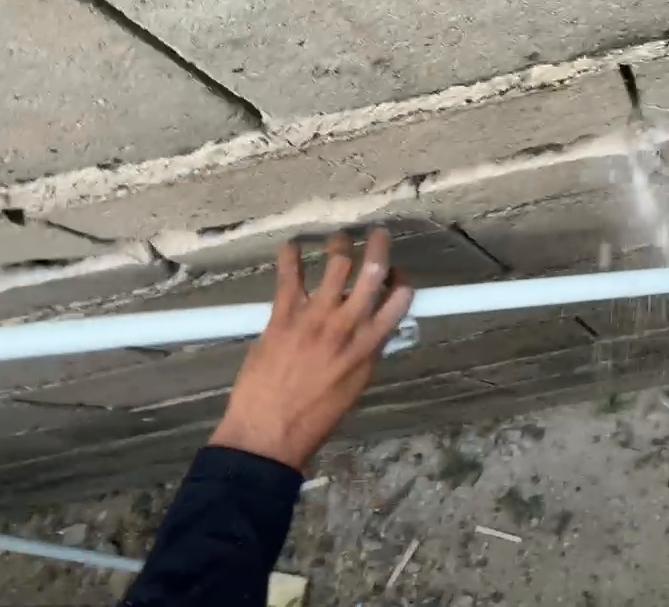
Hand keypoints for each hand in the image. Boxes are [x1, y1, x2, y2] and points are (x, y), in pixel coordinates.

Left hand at [209, 228, 414, 471]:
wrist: (267, 436)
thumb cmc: (315, 417)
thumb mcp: (355, 384)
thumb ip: (366, 350)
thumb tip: (374, 328)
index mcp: (369, 345)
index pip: (399, 298)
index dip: (401, 280)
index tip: (395, 275)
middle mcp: (347, 325)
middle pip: (372, 271)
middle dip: (379, 245)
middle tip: (379, 233)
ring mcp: (314, 318)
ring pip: (336, 265)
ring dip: (340, 245)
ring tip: (339, 239)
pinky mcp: (282, 317)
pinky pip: (289, 277)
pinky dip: (290, 256)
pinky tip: (291, 245)